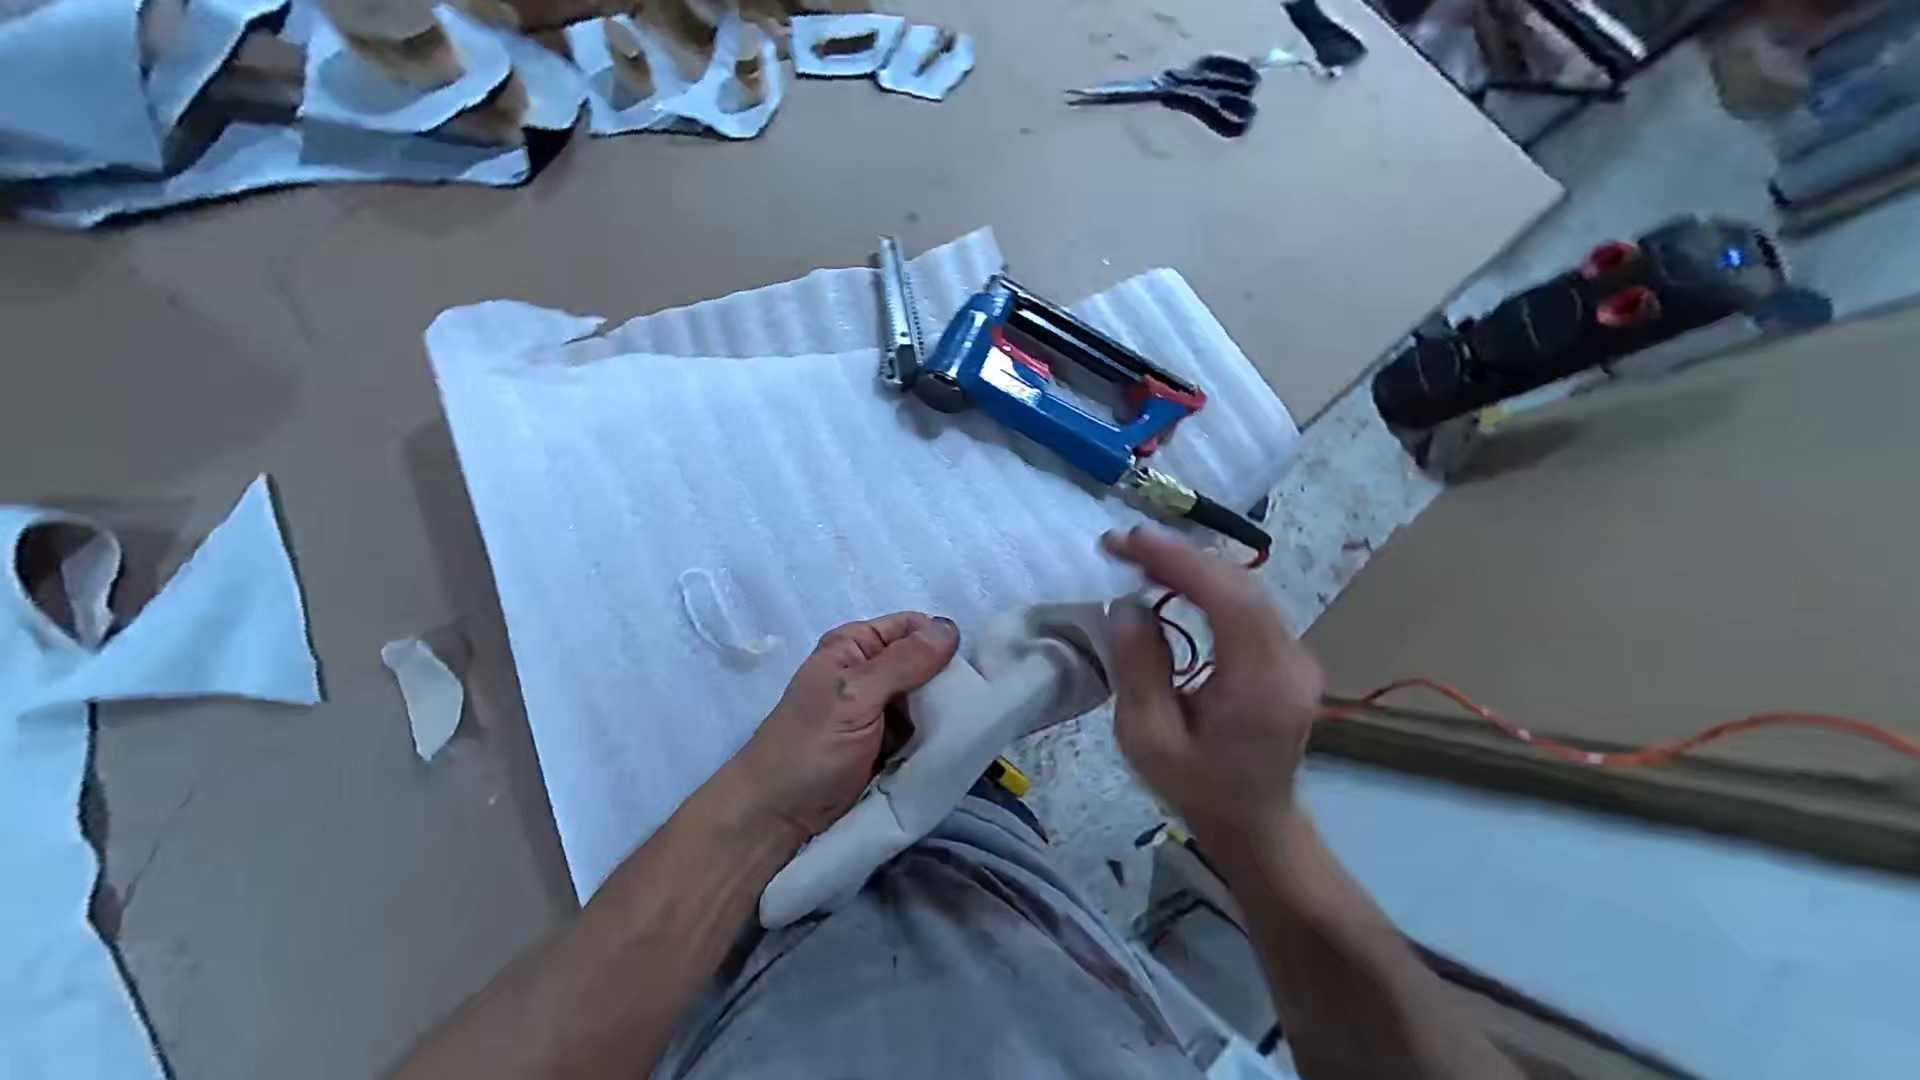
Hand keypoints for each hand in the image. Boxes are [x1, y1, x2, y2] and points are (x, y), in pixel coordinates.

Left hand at [728, 613, 959, 839]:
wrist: (777, 821)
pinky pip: (924, 730)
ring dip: (944, 712)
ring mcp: (880, 711)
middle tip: (971, 703)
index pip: (912, 627)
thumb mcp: (856, 696)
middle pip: (925, 663)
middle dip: (946, 681)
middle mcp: (869, 671)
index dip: (939, 641)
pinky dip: (936, 736)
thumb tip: (950, 628)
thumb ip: (903, 662)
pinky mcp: (889, 745)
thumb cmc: (810, 748)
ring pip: (928, 699)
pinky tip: (954, 744)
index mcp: (855, 646)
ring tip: (968, 726)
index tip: (965, 669)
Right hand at [1103, 527, 1323, 838]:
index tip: (1126, 542)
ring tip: (1139, 558)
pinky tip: (1173, 582)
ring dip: (1191, 566)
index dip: (1177, 560)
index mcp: (1262, 683)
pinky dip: (1206, 584)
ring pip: (1245, 587)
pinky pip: (1246, 603)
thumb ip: (1138, 670)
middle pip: (1239, 583)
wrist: (1255, 822)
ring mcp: (1295, 655)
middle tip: (1122, 545)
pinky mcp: (1286, 655)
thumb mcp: (1149, 740)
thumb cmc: (1198, 788)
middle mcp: (1291, 659)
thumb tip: (1128, 606)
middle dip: (1179, 555)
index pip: (1227, 597)